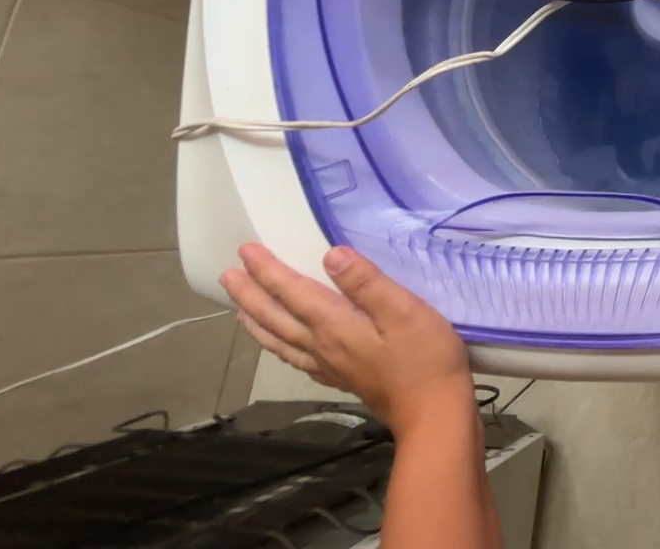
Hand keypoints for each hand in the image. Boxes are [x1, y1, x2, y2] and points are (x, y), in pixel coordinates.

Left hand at [222, 243, 473, 431]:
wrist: (432, 409)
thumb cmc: (425, 354)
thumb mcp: (404, 310)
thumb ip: (367, 283)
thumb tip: (331, 255)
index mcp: (335, 325)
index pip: (293, 292)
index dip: (269, 270)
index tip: (246, 249)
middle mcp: (322, 345)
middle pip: (276, 317)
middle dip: (251, 293)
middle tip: (227, 273)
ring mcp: (328, 365)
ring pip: (279, 340)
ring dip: (256, 320)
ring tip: (240, 307)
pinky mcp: (340, 377)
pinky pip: (294, 358)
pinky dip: (278, 346)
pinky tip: (281, 345)